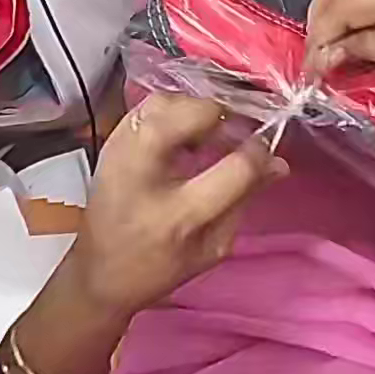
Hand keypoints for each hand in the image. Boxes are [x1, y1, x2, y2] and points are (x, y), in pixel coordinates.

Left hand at [61, 93, 288, 318]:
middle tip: (234, 131)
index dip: (259, 150)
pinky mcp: (111, 142)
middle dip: (224, 115)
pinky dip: (173, 109)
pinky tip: (182, 131)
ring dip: (197, 109)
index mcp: (177, 216)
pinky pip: (148, 105)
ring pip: (168, 101)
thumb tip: (277, 162)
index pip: (234, 167)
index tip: (266, 147)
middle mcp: (145, 175)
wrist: (98, 272)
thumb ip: (245, 198)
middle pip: (193, 115)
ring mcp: (122, 152)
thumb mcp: (212, 247)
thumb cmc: (159, 267)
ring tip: (207, 131)